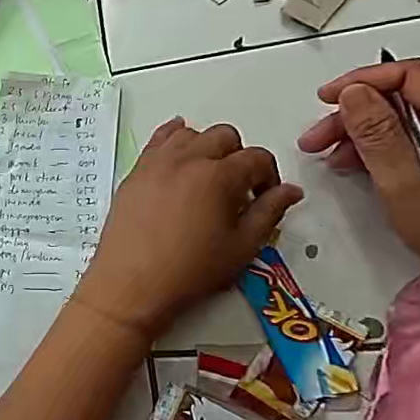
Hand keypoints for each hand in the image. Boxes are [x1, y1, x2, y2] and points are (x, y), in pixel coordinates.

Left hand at [74, 118, 303, 335]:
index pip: (257, 158)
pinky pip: (154, 143)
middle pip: (223, 137)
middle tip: (237, 187)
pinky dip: (170, 137)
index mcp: (217, 175)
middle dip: (238, 157)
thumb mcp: (241, 246)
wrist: (130, 284)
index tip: (263, 198)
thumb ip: (269, 212)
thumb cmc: (188, 271)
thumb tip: (289, 191)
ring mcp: (154, 165)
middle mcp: (184, 161)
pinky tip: (177, 145)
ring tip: (207, 173)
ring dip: (204, 146)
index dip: (267, 177)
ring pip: (188, 135)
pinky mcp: (132, 176)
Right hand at [296, 58, 419, 298]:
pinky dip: (384, 144)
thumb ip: (379, 134)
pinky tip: (359, 165)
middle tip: (318, 137)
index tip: (326, 99)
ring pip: (411, 116)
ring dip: (365, 129)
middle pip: (409, 95)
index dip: (363, 81)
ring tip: (331, 155)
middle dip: (357, 110)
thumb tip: (355, 93)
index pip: (413, 76)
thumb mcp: (404, 184)